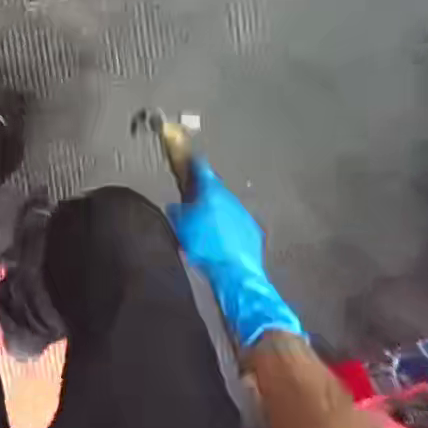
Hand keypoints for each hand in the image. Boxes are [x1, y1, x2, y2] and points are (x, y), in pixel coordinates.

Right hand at [167, 158, 304, 348]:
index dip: (193, 160)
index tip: (189, 153)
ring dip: (217, 208)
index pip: (201, 167)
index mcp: (211, 192)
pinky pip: (237, 220)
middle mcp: (229, 198)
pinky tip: (221, 237)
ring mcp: (243, 213)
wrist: (235, 274)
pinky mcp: (252, 230)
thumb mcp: (181, 228)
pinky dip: (228, 224)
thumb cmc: (205, 249)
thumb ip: (178, 211)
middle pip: (214, 186)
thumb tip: (175, 206)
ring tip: (206, 222)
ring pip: (226, 204)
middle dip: (204, 188)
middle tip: (194, 194)